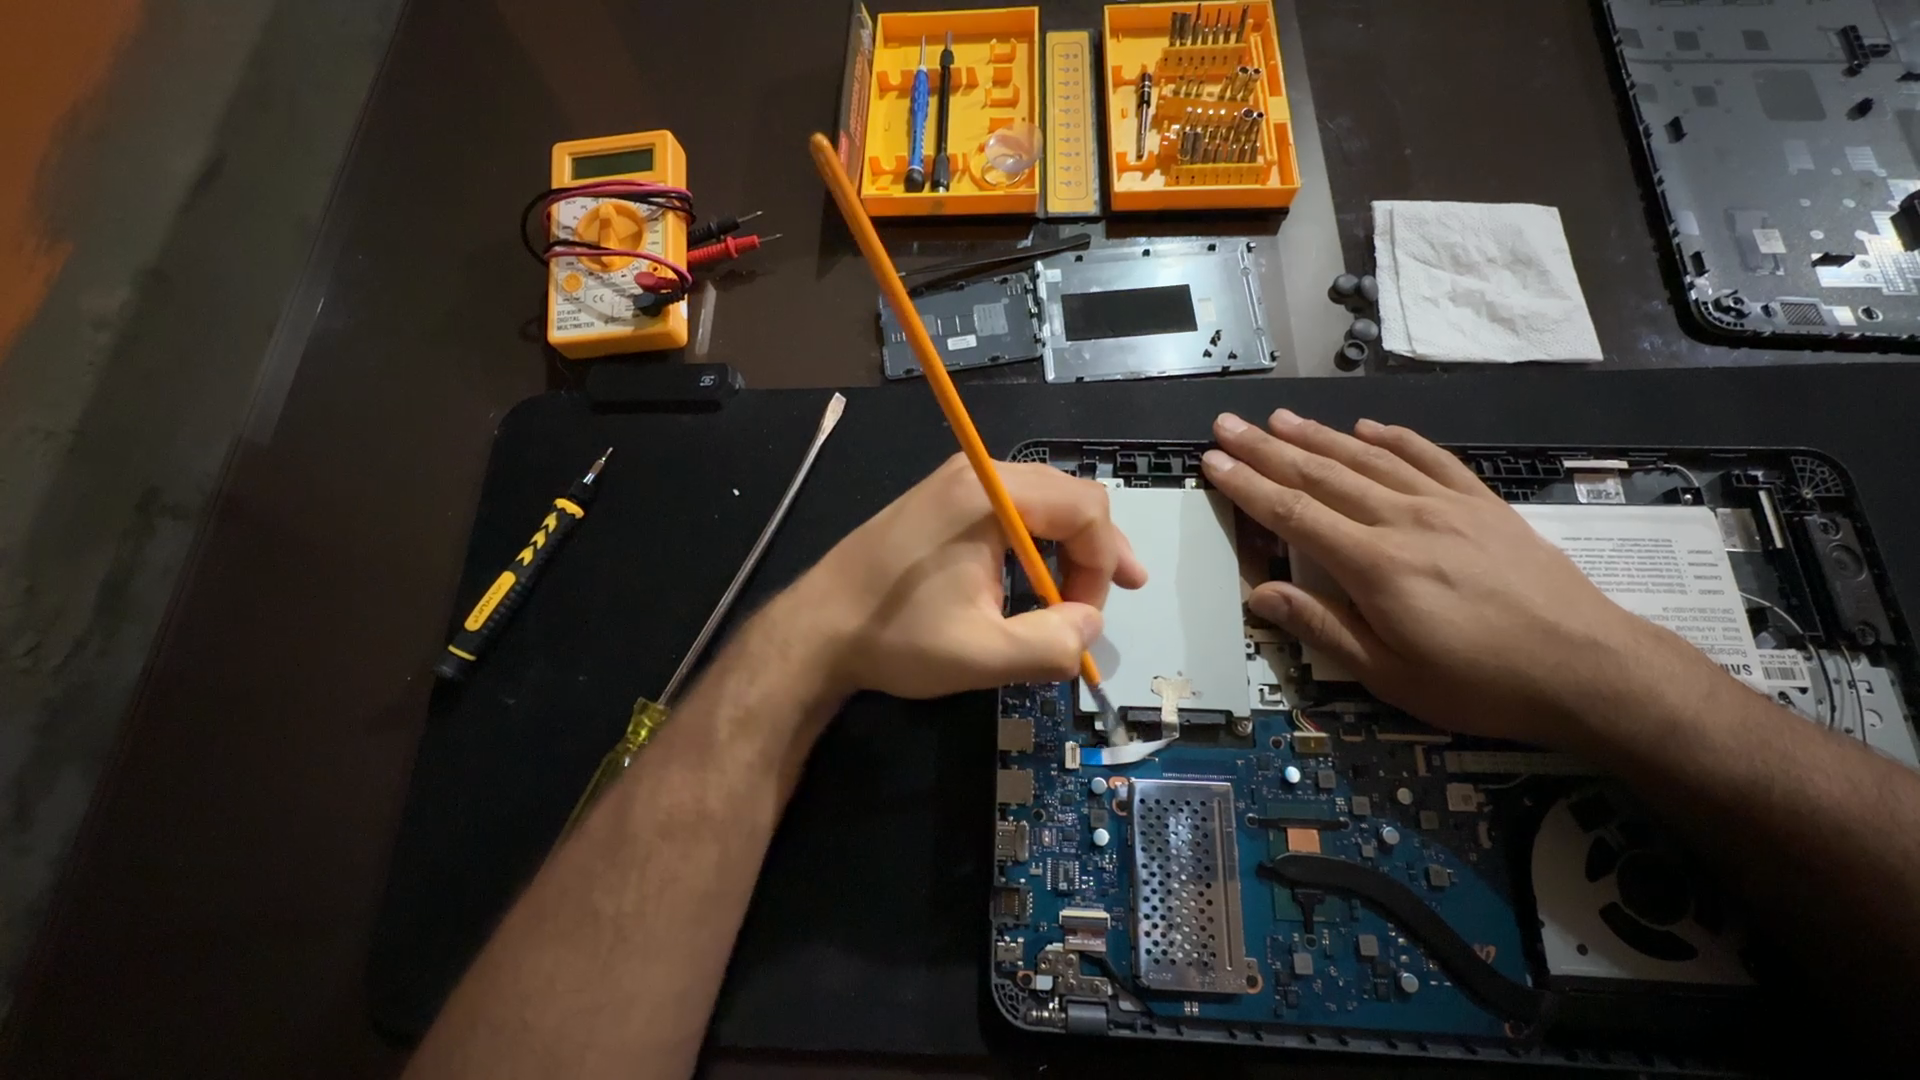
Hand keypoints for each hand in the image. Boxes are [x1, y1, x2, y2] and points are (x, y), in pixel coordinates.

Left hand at [785, 454, 1147, 700]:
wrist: (817, 628)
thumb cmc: (895, 637)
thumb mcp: (982, 655)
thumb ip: (1052, 645)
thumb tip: (1091, 626)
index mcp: (987, 497)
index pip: (1084, 509)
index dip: (1103, 563)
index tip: (1087, 618)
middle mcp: (975, 474)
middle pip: (1068, 495)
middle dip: (1095, 549)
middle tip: (1115, 594)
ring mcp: (955, 482)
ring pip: (1043, 500)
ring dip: (1069, 545)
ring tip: (1078, 592)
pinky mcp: (941, 500)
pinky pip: (1011, 509)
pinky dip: (1037, 541)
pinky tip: (1035, 576)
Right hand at [1202, 410, 1706, 745]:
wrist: (1589, 670)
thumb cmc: (1479, 682)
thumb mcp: (1387, 673)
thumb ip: (1320, 626)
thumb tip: (1260, 594)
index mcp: (1374, 564)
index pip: (1293, 513)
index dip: (1246, 486)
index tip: (1213, 461)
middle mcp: (1403, 520)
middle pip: (1322, 474)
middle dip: (1266, 448)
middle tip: (1228, 424)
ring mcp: (1447, 506)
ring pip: (1368, 459)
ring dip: (1319, 435)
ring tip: (1278, 418)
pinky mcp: (1483, 504)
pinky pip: (1430, 459)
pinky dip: (1394, 439)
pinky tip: (1368, 428)